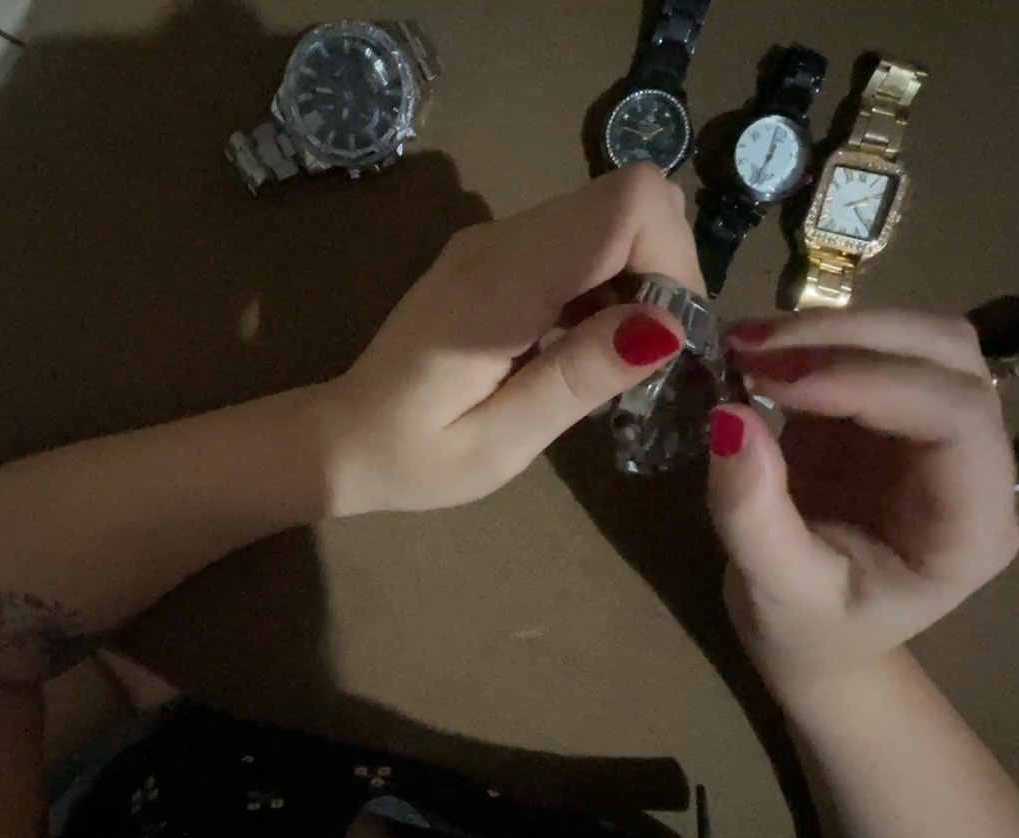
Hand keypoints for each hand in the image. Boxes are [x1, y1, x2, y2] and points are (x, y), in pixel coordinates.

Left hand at [319, 166, 706, 515]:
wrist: (344, 438)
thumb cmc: (413, 458)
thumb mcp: (498, 443)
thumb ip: (576, 379)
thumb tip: (666, 325)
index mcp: (496, 286)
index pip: (624, 206)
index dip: (673, 259)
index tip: (669, 338)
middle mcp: (496, 241)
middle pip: (626, 198)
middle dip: (663, 270)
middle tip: (648, 356)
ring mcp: (492, 242)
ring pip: (607, 216)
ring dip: (637, 279)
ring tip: (614, 360)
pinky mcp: (494, 256)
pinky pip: (578, 242)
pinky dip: (605, 284)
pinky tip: (583, 345)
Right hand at [704, 310, 1018, 690]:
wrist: (812, 641)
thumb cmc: (807, 633)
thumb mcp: (775, 591)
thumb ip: (753, 513)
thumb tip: (727, 417)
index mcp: (969, 526)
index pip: (956, 419)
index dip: (871, 382)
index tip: (773, 379)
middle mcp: (969, 466)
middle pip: (946, 359)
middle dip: (848, 338)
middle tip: (748, 348)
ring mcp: (927, 435)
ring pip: (913, 342)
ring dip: (830, 329)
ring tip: (743, 345)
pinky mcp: (881, 419)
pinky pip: (862, 355)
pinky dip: (808, 343)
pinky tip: (754, 354)